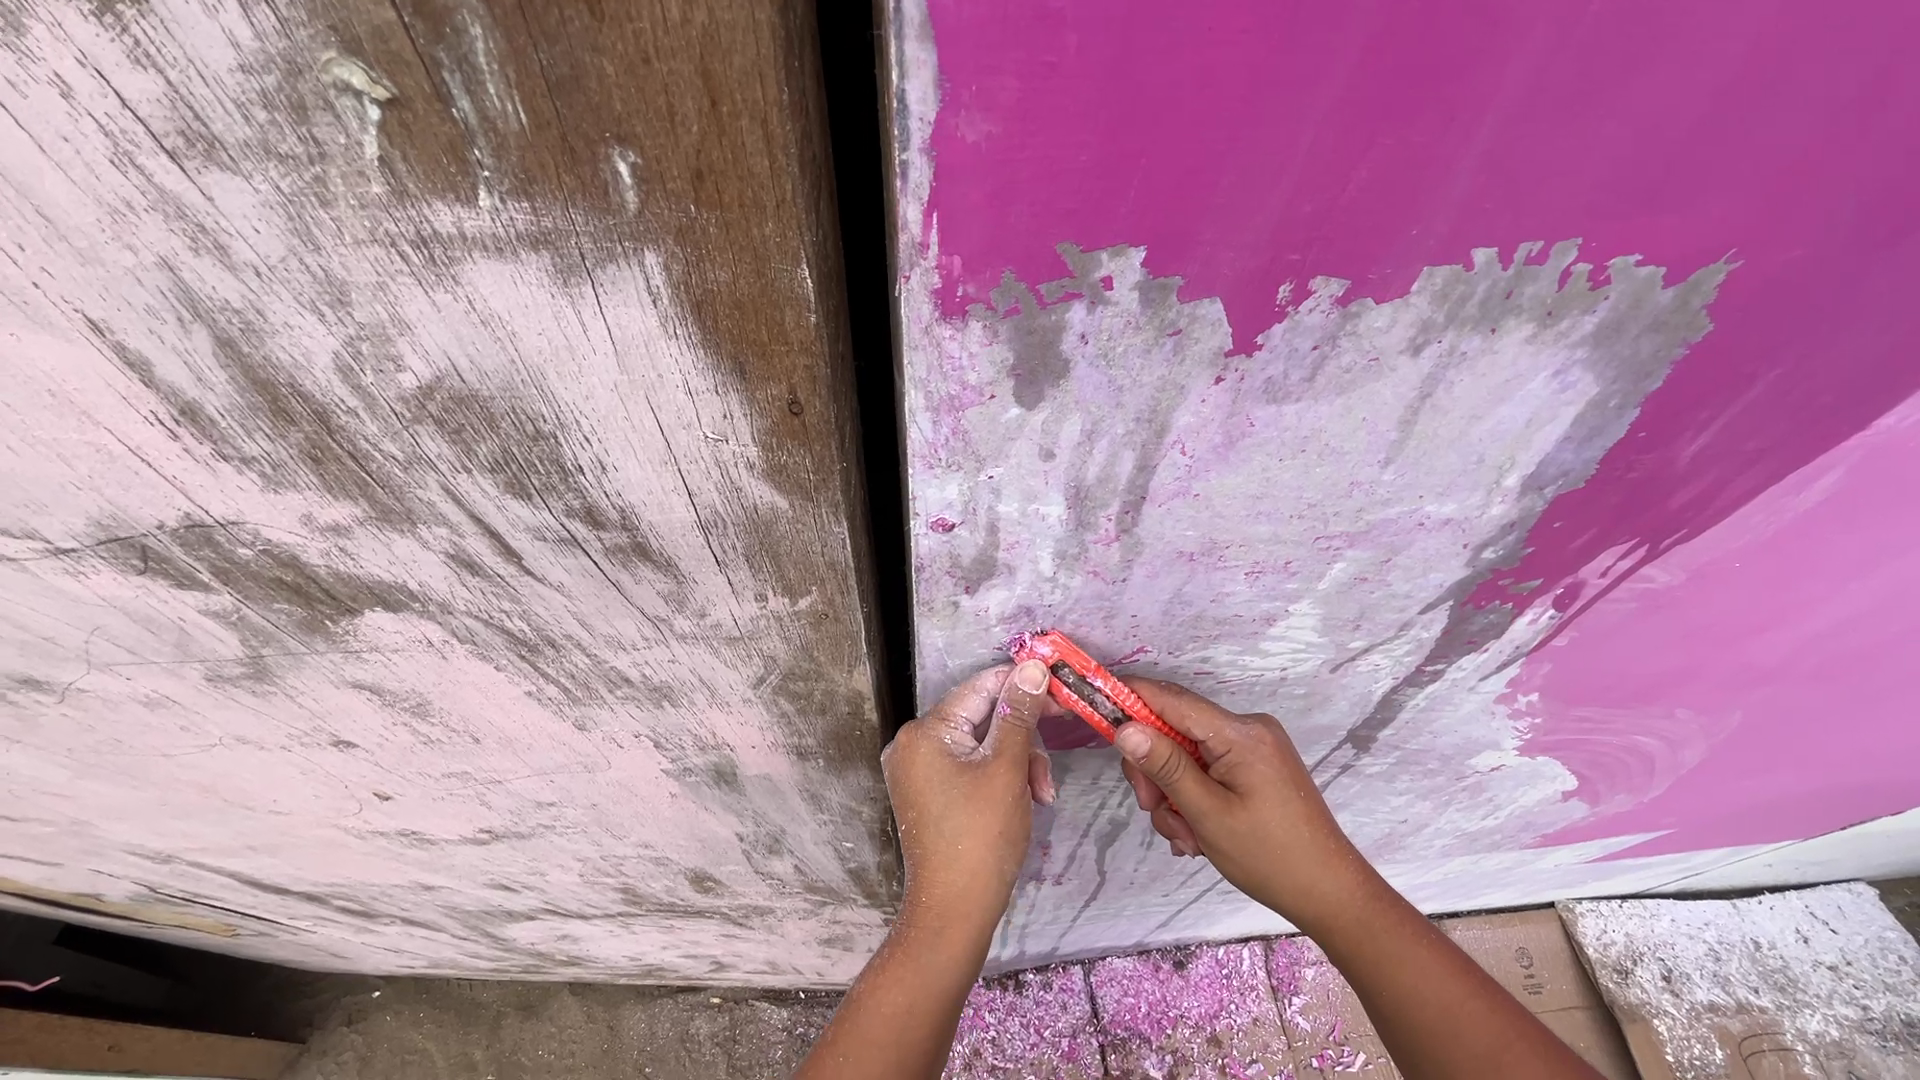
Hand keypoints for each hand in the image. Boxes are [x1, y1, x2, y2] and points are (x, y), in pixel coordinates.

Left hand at [882, 660, 1055, 936]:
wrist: (954, 911)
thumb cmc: (981, 837)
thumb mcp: (1007, 768)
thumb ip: (1020, 713)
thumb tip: (1033, 666)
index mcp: (925, 731)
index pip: (981, 688)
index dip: (1024, 687)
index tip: (1062, 695)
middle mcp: (913, 744)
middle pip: (982, 717)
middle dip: (1023, 740)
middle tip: (1050, 768)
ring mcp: (918, 770)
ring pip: (982, 744)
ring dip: (1017, 763)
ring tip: (1041, 794)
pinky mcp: (929, 793)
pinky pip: (971, 767)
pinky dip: (1000, 777)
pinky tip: (1024, 800)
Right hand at [1114, 678, 1377, 932]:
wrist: (1331, 895)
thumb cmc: (1269, 855)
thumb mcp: (1207, 813)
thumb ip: (1165, 766)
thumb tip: (1123, 727)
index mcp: (1240, 732)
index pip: (1170, 698)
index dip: (1128, 698)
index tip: (1093, 708)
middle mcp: (1247, 729)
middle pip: (1173, 730)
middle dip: (1154, 770)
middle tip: (1151, 809)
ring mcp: (1252, 749)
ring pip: (1185, 756)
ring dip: (1172, 795)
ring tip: (1185, 837)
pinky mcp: (1254, 768)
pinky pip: (1205, 770)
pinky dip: (1192, 798)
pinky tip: (1197, 834)